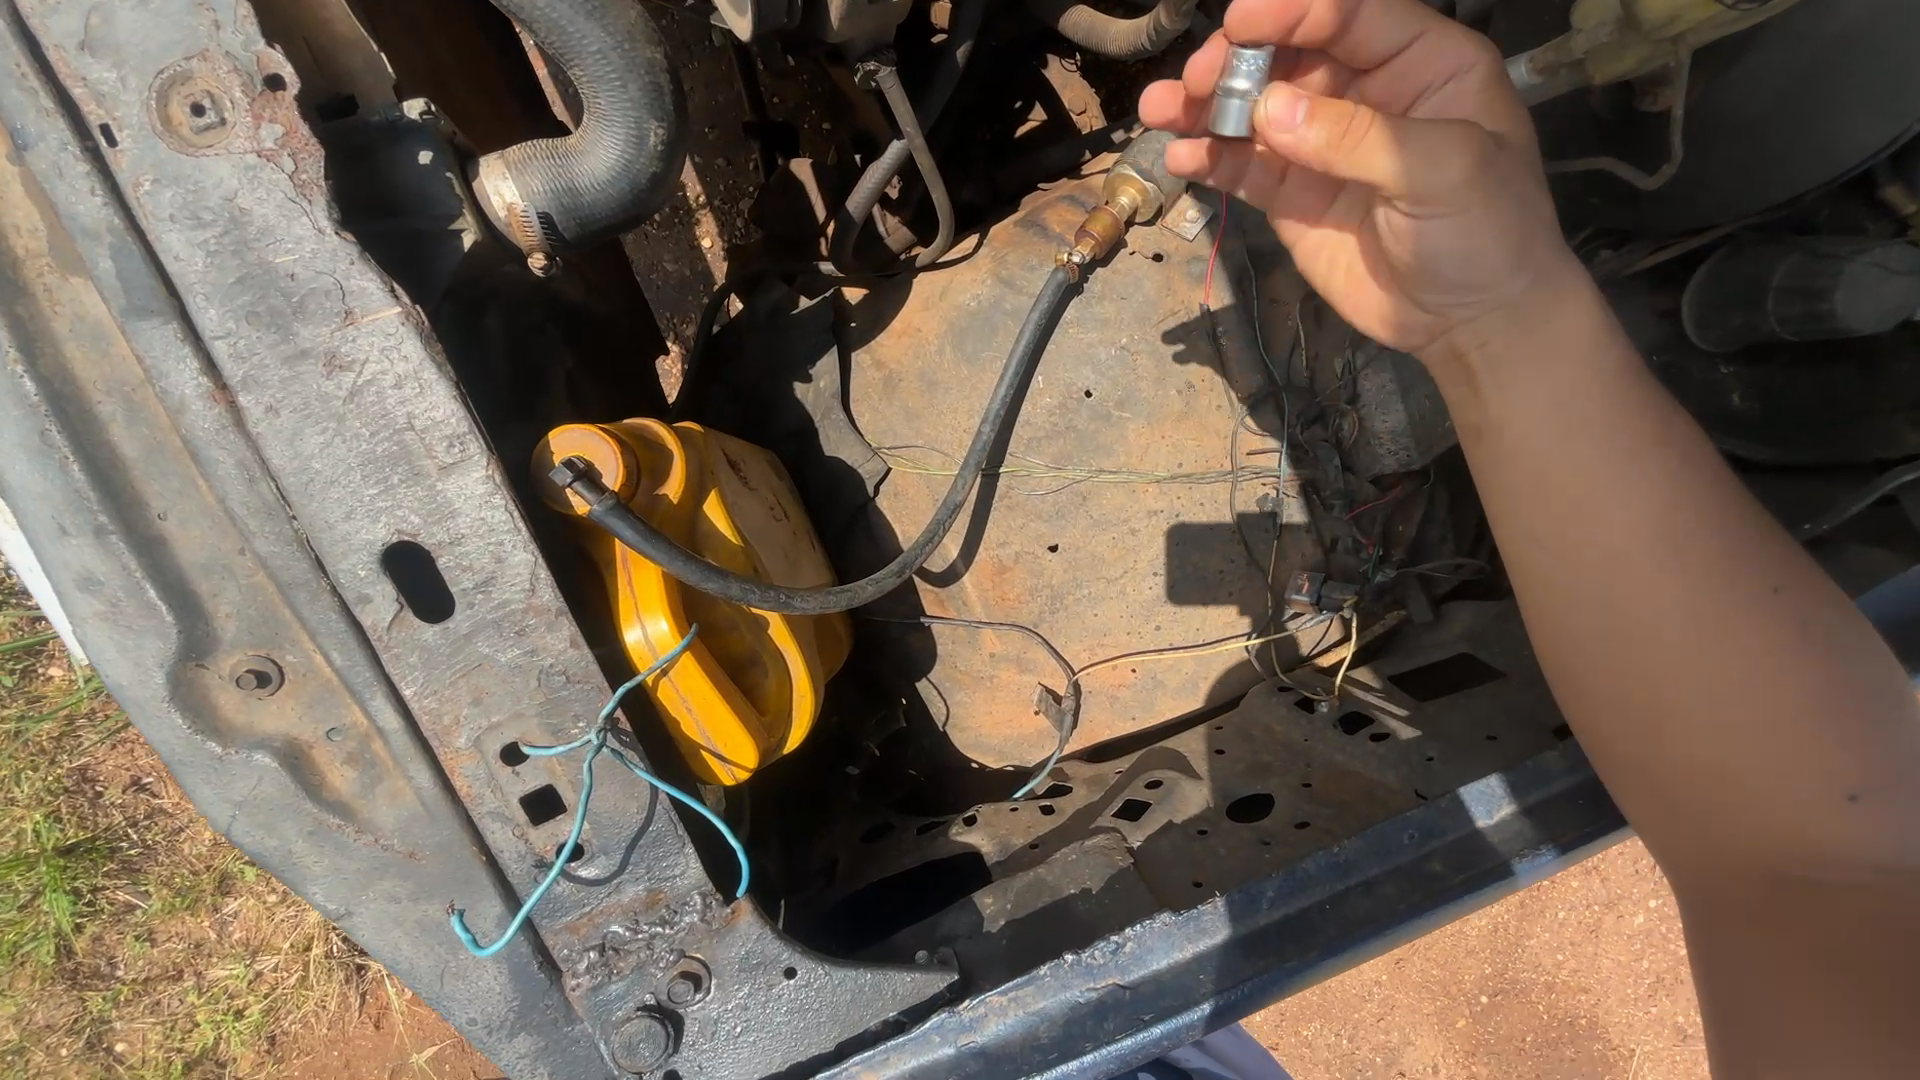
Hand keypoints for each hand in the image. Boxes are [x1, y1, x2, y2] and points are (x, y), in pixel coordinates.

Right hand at [1139, 0, 1583, 359]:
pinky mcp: (1291, 200)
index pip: (1349, 16)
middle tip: (1197, 81)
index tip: (1238, 20)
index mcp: (1420, 65)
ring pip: (1256, 114)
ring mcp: (1321, 150)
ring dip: (1207, 108)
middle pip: (1289, 58)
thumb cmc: (1484, 230)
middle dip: (1239, 61)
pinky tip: (1181, 158)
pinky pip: (1245, 171)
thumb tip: (1269, 110)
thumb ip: (1357, 137)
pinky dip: (1211, 161)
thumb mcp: (1441, 170)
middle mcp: (1364, 96)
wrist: (1466, 318)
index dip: (1292, 12)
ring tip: (1161, 109)